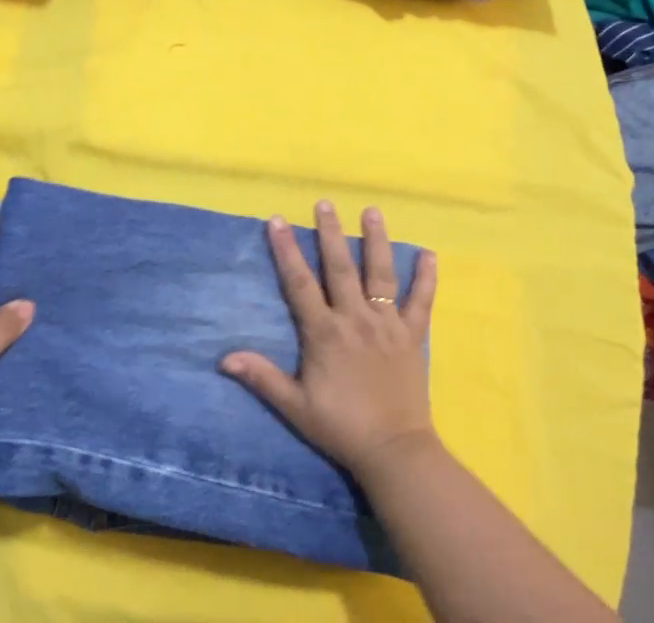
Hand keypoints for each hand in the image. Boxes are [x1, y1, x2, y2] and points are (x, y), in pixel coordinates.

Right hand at [221, 202, 439, 475]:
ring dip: (376, 241)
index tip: (277, 221)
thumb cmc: (340, 426)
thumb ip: (262, 377)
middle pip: (340, 268)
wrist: (395, 451)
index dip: (286, 251)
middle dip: (330, 233)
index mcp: (324, 333)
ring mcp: (387, 326)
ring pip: (380, 275)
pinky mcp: (413, 337)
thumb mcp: (294, 405)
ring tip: (372, 211)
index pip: (299, 283)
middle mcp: (355, 320)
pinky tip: (429, 254)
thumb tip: (224, 359)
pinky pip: (421, 302)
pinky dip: (426, 278)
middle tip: (324, 203)